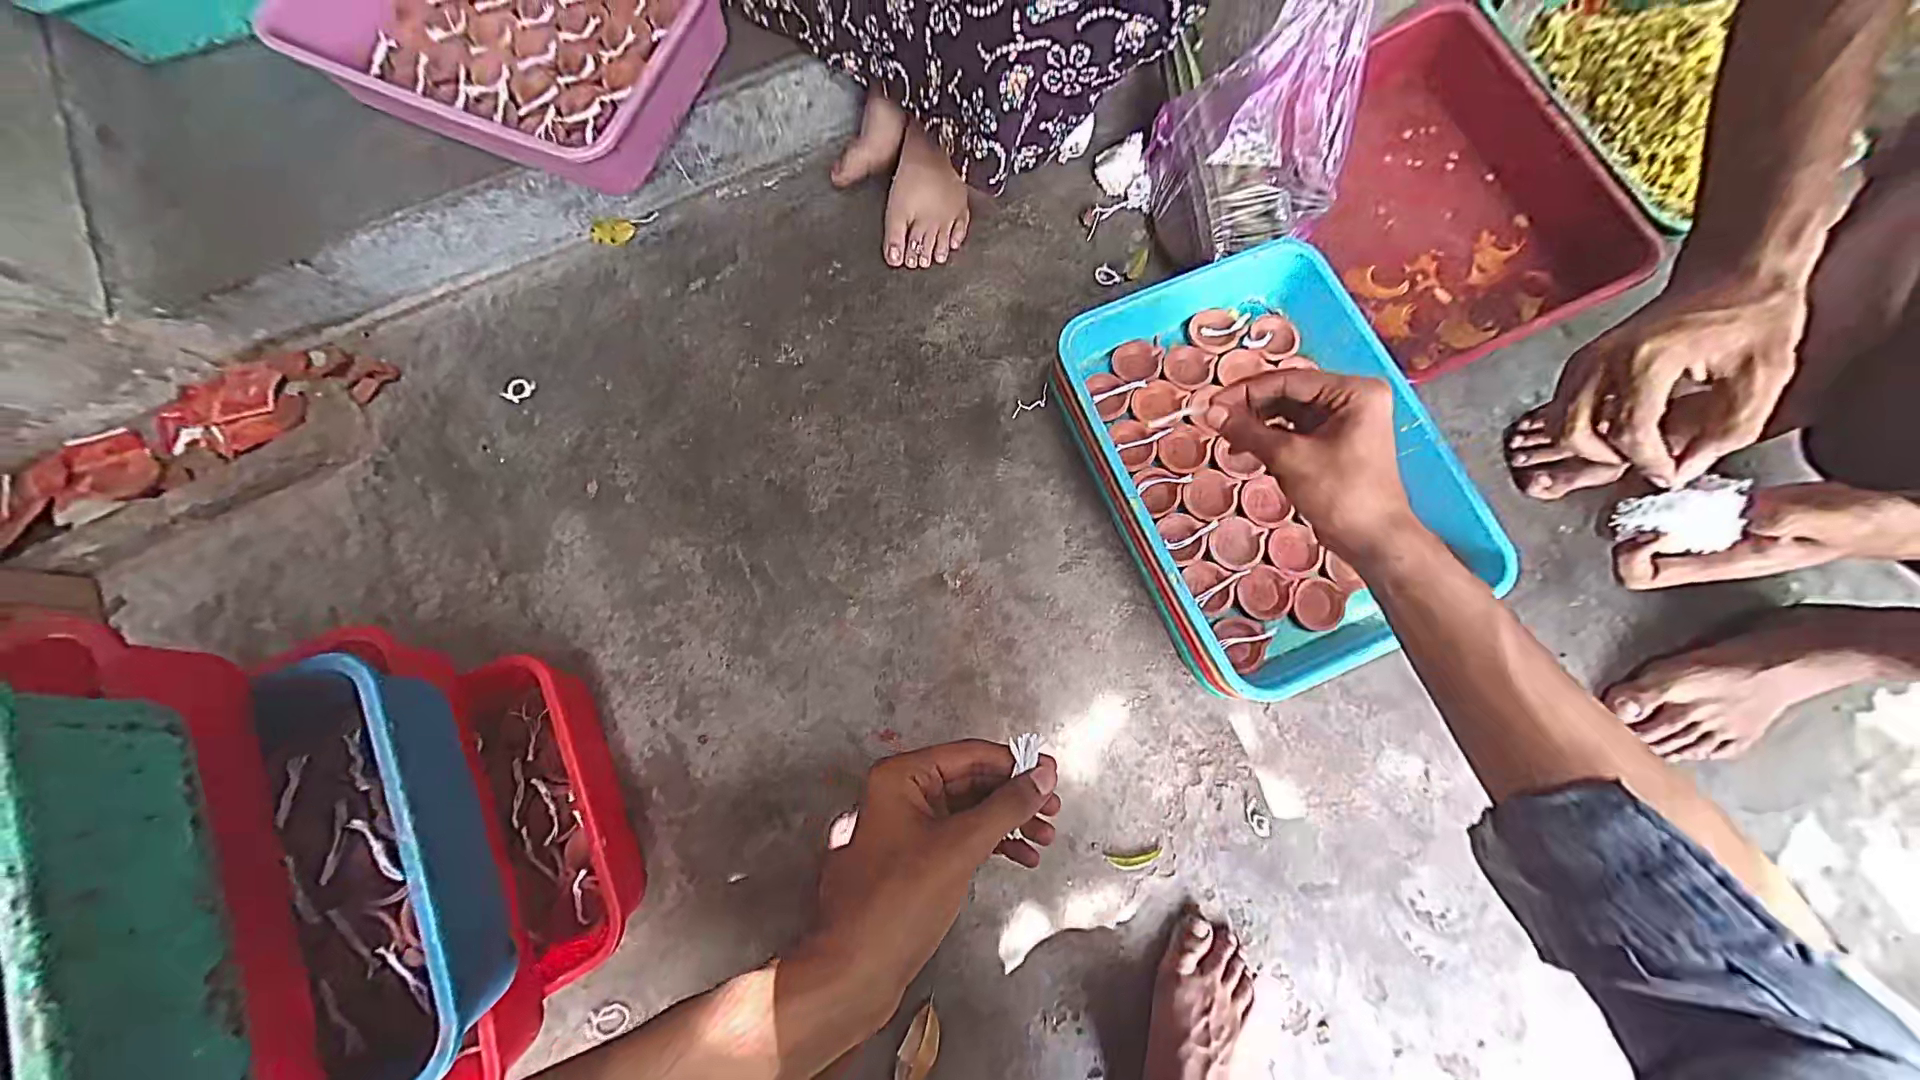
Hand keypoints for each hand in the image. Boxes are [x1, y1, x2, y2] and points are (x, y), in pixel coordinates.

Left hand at [807, 740, 1059, 1004]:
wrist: (855, 970)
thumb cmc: (896, 903)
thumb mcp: (961, 846)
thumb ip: (1007, 806)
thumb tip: (1041, 776)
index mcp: (901, 776)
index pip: (969, 755)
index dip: (1014, 763)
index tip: (1049, 773)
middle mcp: (902, 793)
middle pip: (972, 780)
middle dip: (1014, 796)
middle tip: (1052, 807)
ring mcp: (908, 825)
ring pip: (971, 809)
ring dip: (1009, 820)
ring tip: (1044, 835)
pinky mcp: (916, 855)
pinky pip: (962, 835)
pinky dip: (993, 842)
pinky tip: (1022, 855)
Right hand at [1204, 369, 1417, 561]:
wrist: (1371, 538)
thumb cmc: (1340, 493)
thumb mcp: (1288, 457)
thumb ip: (1247, 431)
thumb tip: (1211, 413)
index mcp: (1354, 391)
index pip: (1289, 380)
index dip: (1246, 391)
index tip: (1212, 404)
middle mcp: (1351, 399)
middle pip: (1288, 393)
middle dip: (1250, 408)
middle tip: (1215, 419)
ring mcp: (1342, 421)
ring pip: (1287, 412)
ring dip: (1255, 424)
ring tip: (1226, 436)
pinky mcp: (1332, 442)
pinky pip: (1292, 430)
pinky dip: (1268, 438)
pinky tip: (1244, 448)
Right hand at [1548, 279, 1805, 488]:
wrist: (1734, 275)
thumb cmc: (1752, 318)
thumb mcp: (1763, 377)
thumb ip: (1728, 431)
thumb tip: (1685, 470)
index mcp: (1647, 362)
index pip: (1628, 430)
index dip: (1648, 461)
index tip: (1668, 475)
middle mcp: (1603, 362)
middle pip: (1574, 431)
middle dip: (1604, 457)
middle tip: (1640, 463)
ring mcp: (1584, 363)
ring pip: (1558, 423)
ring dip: (1586, 445)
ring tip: (1627, 448)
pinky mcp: (1579, 365)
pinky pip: (1561, 409)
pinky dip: (1580, 428)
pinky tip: (1615, 429)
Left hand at [1615, 482, 1919, 589]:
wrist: (1878, 517)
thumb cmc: (1856, 523)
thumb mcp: (1826, 519)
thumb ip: (1787, 518)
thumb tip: (1751, 514)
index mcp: (1718, 564)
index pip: (1643, 575)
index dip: (1635, 553)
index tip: (1656, 528)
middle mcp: (1698, 555)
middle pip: (1625, 556)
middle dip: (1625, 528)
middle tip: (1644, 502)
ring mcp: (1701, 537)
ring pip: (1637, 532)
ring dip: (1639, 509)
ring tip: (1658, 488)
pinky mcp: (1709, 517)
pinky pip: (1663, 512)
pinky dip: (1661, 497)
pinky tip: (1681, 482)